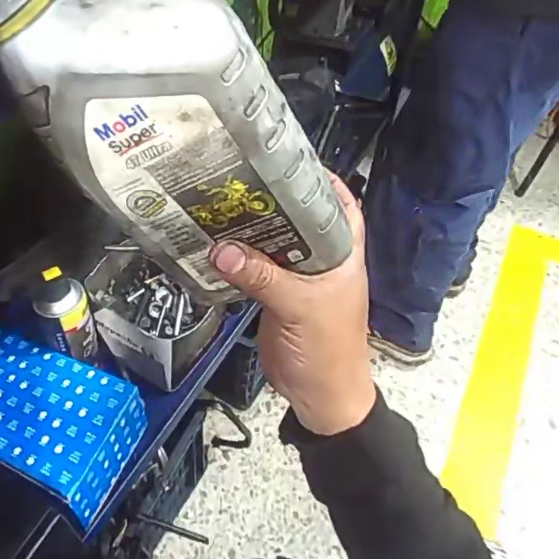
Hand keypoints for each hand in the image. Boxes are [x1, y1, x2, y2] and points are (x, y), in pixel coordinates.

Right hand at [208, 177, 374, 434]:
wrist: (319, 397)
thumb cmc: (328, 351)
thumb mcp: (300, 308)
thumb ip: (263, 277)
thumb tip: (221, 249)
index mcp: (342, 255)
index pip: (338, 205)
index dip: (319, 180)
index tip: (286, 161)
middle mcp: (321, 261)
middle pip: (297, 220)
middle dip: (272, 202)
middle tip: (238, 182)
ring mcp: (296, 279)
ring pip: (273, 244)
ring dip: (251, 230)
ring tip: (221, 208)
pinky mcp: (275, 297)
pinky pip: (256, 269)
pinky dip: (238, 259)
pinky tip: (216, 248)